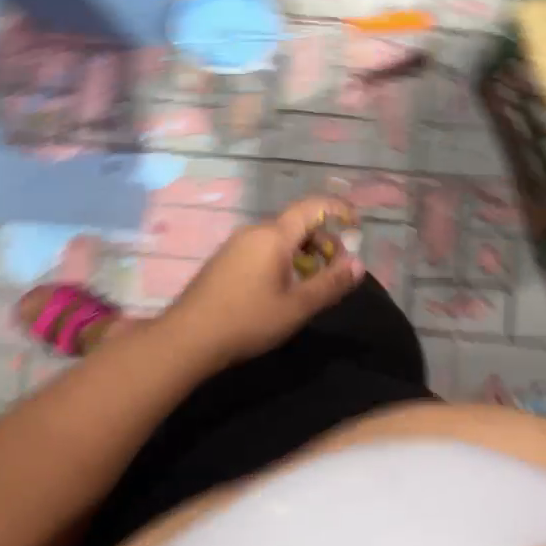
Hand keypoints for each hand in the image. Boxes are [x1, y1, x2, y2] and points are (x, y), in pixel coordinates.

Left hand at [157, 196, 364, 368]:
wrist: (187, 338)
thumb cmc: (247, 321)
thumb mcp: (297, 307)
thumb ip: (331, 283)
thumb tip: (359, 264)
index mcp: (274, 235)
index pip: (313, 207)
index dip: (339, 210)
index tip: (357, 225)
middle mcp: (254, 231)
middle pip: (297, 224)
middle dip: (323, 240)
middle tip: (337, 268)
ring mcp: (236, 244)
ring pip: (280, 238)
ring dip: (303, 252)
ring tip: (313, 282)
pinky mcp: (225, 260)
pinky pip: (263, 248)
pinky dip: (283, 258)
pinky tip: (283, 287)